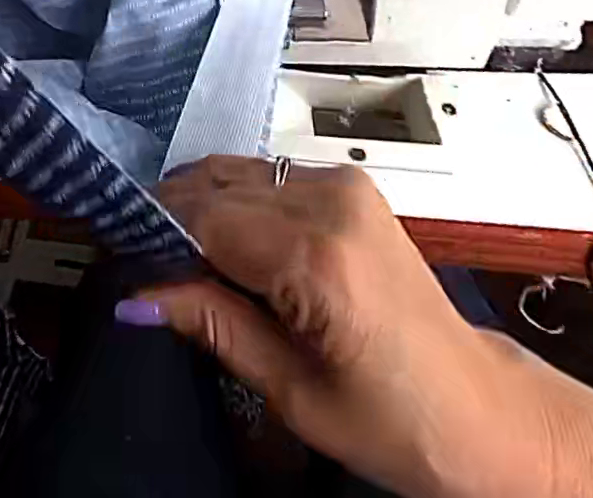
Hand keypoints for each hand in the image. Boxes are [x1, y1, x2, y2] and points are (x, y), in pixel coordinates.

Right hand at [135, 158, 592, 497]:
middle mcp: (332, 200)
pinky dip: (239, 197)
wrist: (476, 404)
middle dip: (171, 211)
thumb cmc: (388, 419)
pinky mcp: (354, 183)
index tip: (115, 249)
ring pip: (245, 172)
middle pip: (222, 184)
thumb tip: (133, 294)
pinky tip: (224, 232)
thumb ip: (211, 323)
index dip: (154, 230)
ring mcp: (347, 183)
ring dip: (203, 200)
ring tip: (171, 243)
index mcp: (318, 257)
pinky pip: (274, 175)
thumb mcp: (289, 390)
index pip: (207, 218)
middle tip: (135, 249)